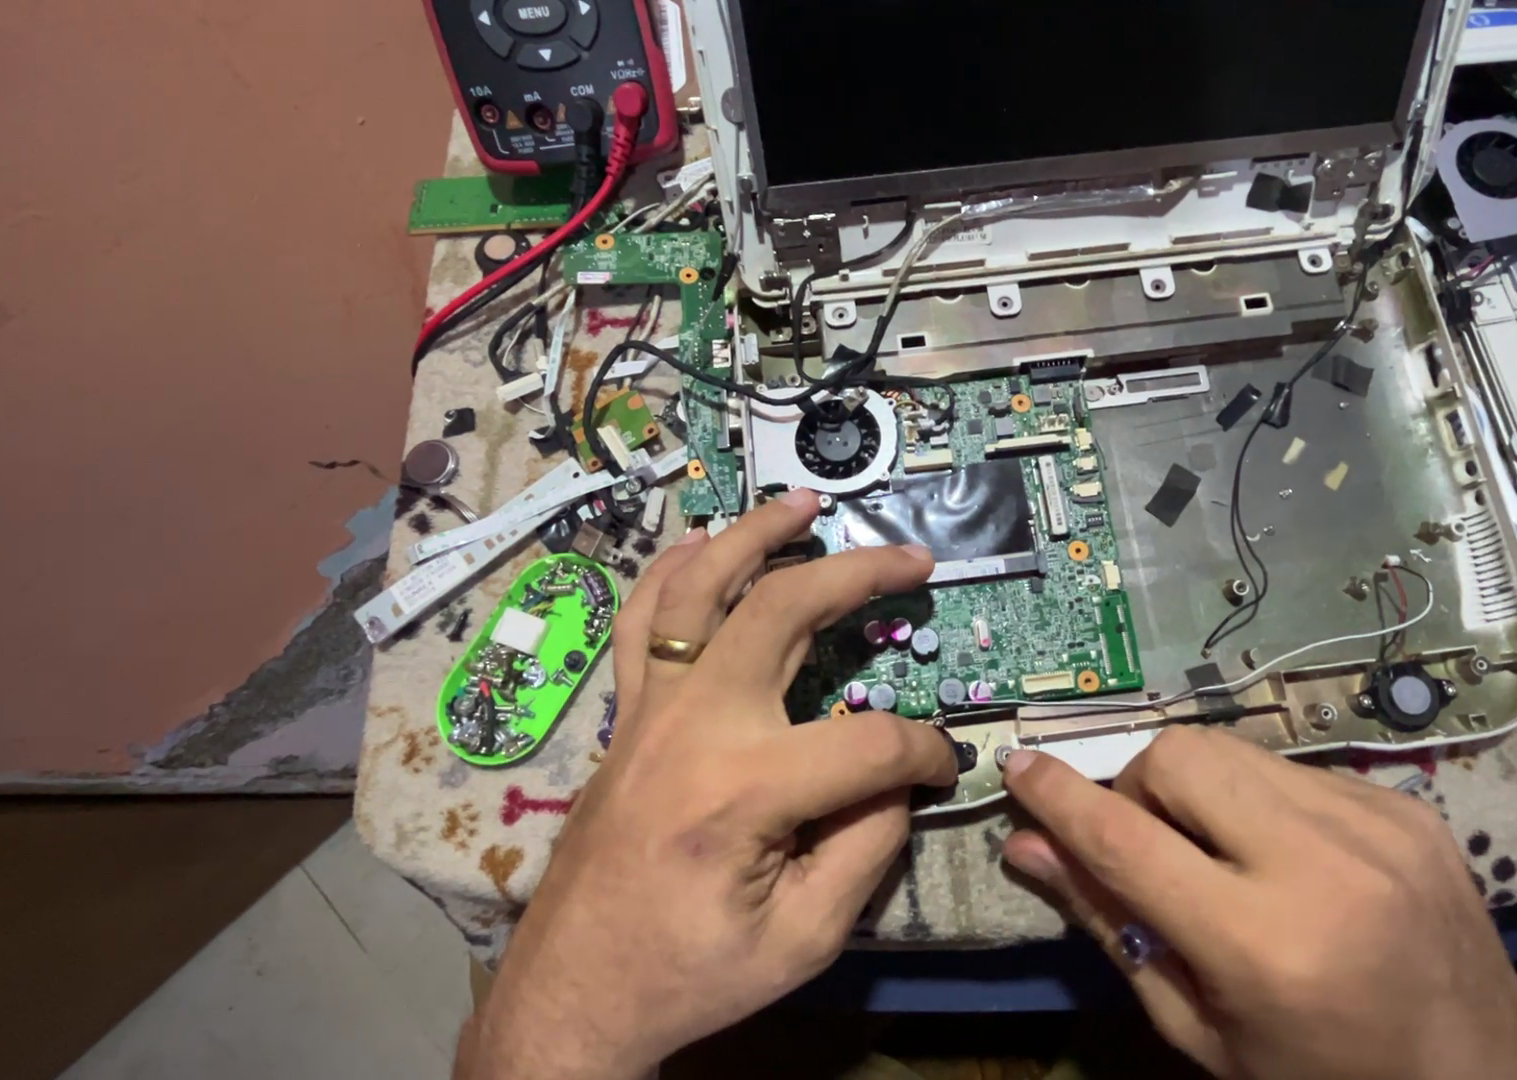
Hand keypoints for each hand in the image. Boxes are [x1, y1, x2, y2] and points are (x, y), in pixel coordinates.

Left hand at [458, 490, 957, 1079]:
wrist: (573, 993)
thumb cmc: (691, 973)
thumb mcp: (805, 937)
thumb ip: (867, 846)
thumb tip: (897, 777)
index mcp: (745, 789)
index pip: (869, 742)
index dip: (923, 752)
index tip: (943, 771)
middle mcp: (694, 725)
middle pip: (782, 612)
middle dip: (858, 575)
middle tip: (913, 559)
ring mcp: (651, 709)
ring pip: (700, 589)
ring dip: (755, 535)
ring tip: (804, 502)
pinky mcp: (628, 714)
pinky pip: (642, 622)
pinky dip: (671, 571)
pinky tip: (701, 541)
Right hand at [1000, 728, 1516, 1079]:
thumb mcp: (1197, 1028)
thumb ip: (1108, 924)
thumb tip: (1028, 848)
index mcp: (1264, 946)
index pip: (1125, 841)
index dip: (1058, 797)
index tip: (1017, 767)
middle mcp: (1322, 865)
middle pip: (1176, 757)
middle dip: (1137, 787)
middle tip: (1147, 842)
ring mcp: (1373, 822)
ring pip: (1226, 748)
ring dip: (1191, 787)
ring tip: (1213, 847)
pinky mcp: (1402, 803)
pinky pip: (1284, 765)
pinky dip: (1253, 798)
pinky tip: (1280, 854)